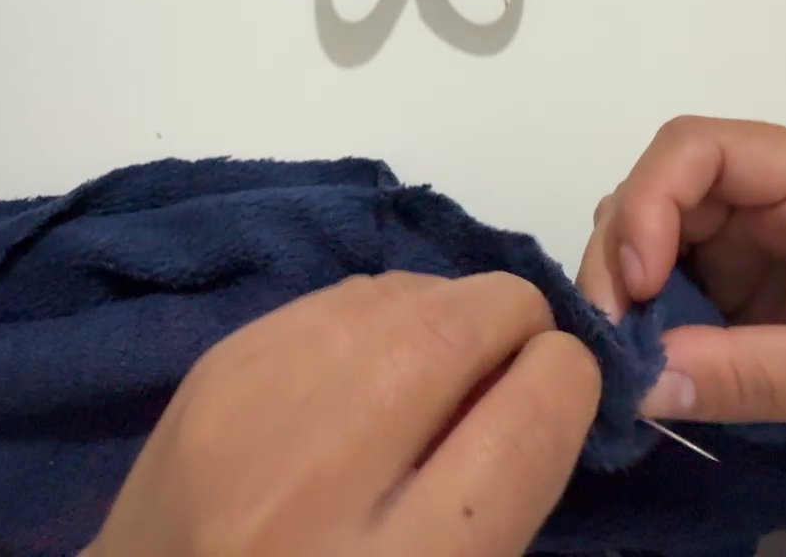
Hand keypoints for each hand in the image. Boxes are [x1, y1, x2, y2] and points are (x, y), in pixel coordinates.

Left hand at [85, 272, 599, 556]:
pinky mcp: (217, 361)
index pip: (521, 426)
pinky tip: (380, 351)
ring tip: (450, 351)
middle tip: (520, 347)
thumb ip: (499, 493)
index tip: (567, 378)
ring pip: (401, 292)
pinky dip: (387, 310)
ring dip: (450, 307)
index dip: (568, 381)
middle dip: (515, 317)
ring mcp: (250, 403)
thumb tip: (539, 379)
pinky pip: (343, 294)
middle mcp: (313, 479)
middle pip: (457, 327)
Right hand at [574, 118, 785, 494]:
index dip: (651, 199)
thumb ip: (742, 375)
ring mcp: (752, 231)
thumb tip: (632, 381)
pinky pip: (663, 268)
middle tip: (609, 331)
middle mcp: (777, 189)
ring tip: (622, 344)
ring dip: (622, 275)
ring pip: (652, 222)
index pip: (702, 147)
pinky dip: (639, 303)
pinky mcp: (735, 274)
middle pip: (664, 183)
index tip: (636, 284)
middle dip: (623, 248)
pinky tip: (640, 344)